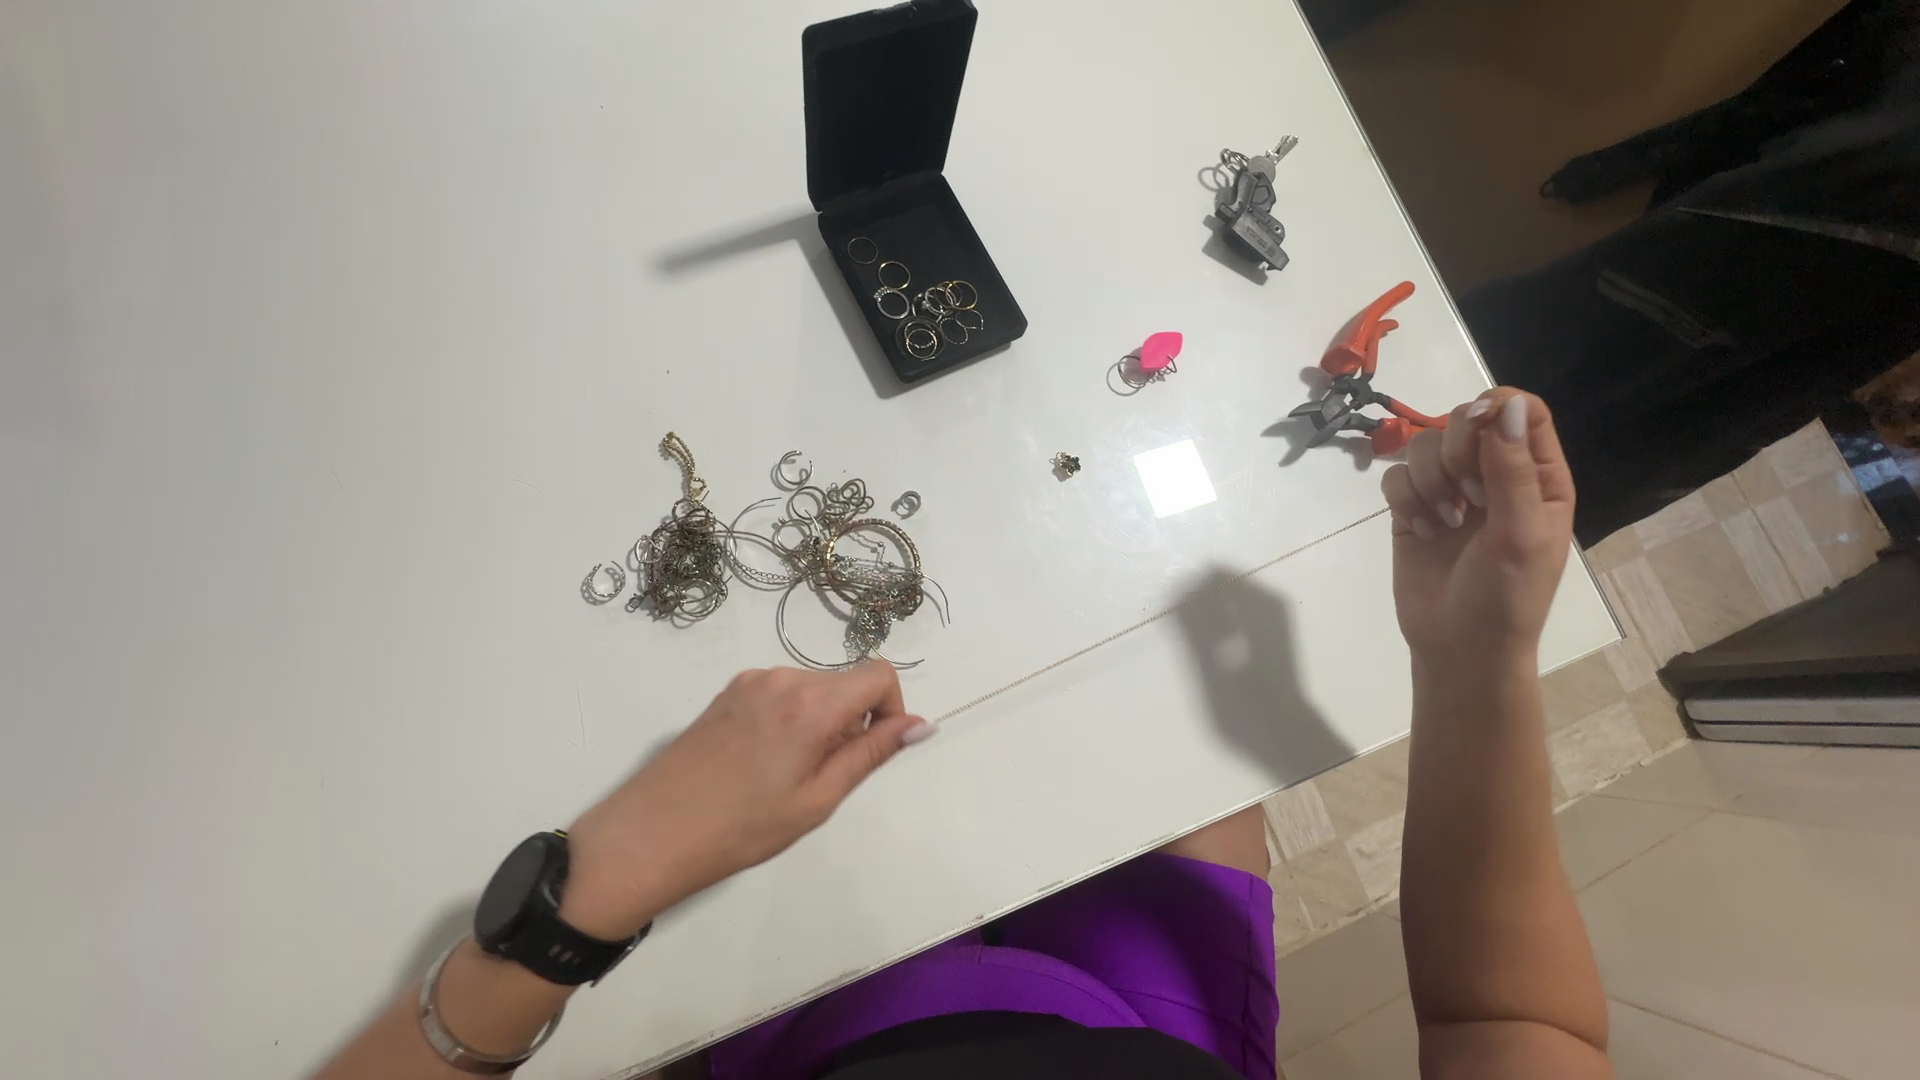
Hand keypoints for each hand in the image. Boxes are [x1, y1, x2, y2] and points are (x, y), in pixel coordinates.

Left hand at [558, 663, 934, 938]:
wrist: (649, 835)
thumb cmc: (741, 828)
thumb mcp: (817, 800)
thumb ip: (870, 754)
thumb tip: (918, 724)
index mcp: (810, 703)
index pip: (878, 673)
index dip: (892, 707)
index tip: (875, 747)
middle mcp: (782, 678)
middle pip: (845, 681)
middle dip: (853, 720)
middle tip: (824, 775)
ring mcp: (751, 681)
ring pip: (814, 688)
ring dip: (822, 720)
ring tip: (787, 774)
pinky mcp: (728, 691)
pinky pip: (782, 692)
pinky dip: (793, 717)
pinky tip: (763, 761)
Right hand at [1380, 389, 1574, 668]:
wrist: (1459, 646)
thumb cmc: (1506, 597)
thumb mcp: (1520, 534)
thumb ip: (1512, 469)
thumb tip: (1503, 403)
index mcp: (1538, 477)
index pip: (1520, 410)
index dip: (1492, 410)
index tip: (1473, 435)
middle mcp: (1493, 476)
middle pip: (1462, 421)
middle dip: (1454, 453)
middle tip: (1464, 495)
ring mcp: (1449, 492)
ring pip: (1422, 447)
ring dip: (1427, 482)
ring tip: (1443, 521)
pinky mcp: (1411, 509)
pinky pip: (1395, 478)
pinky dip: (1403, 500)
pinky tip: (1421, 531)